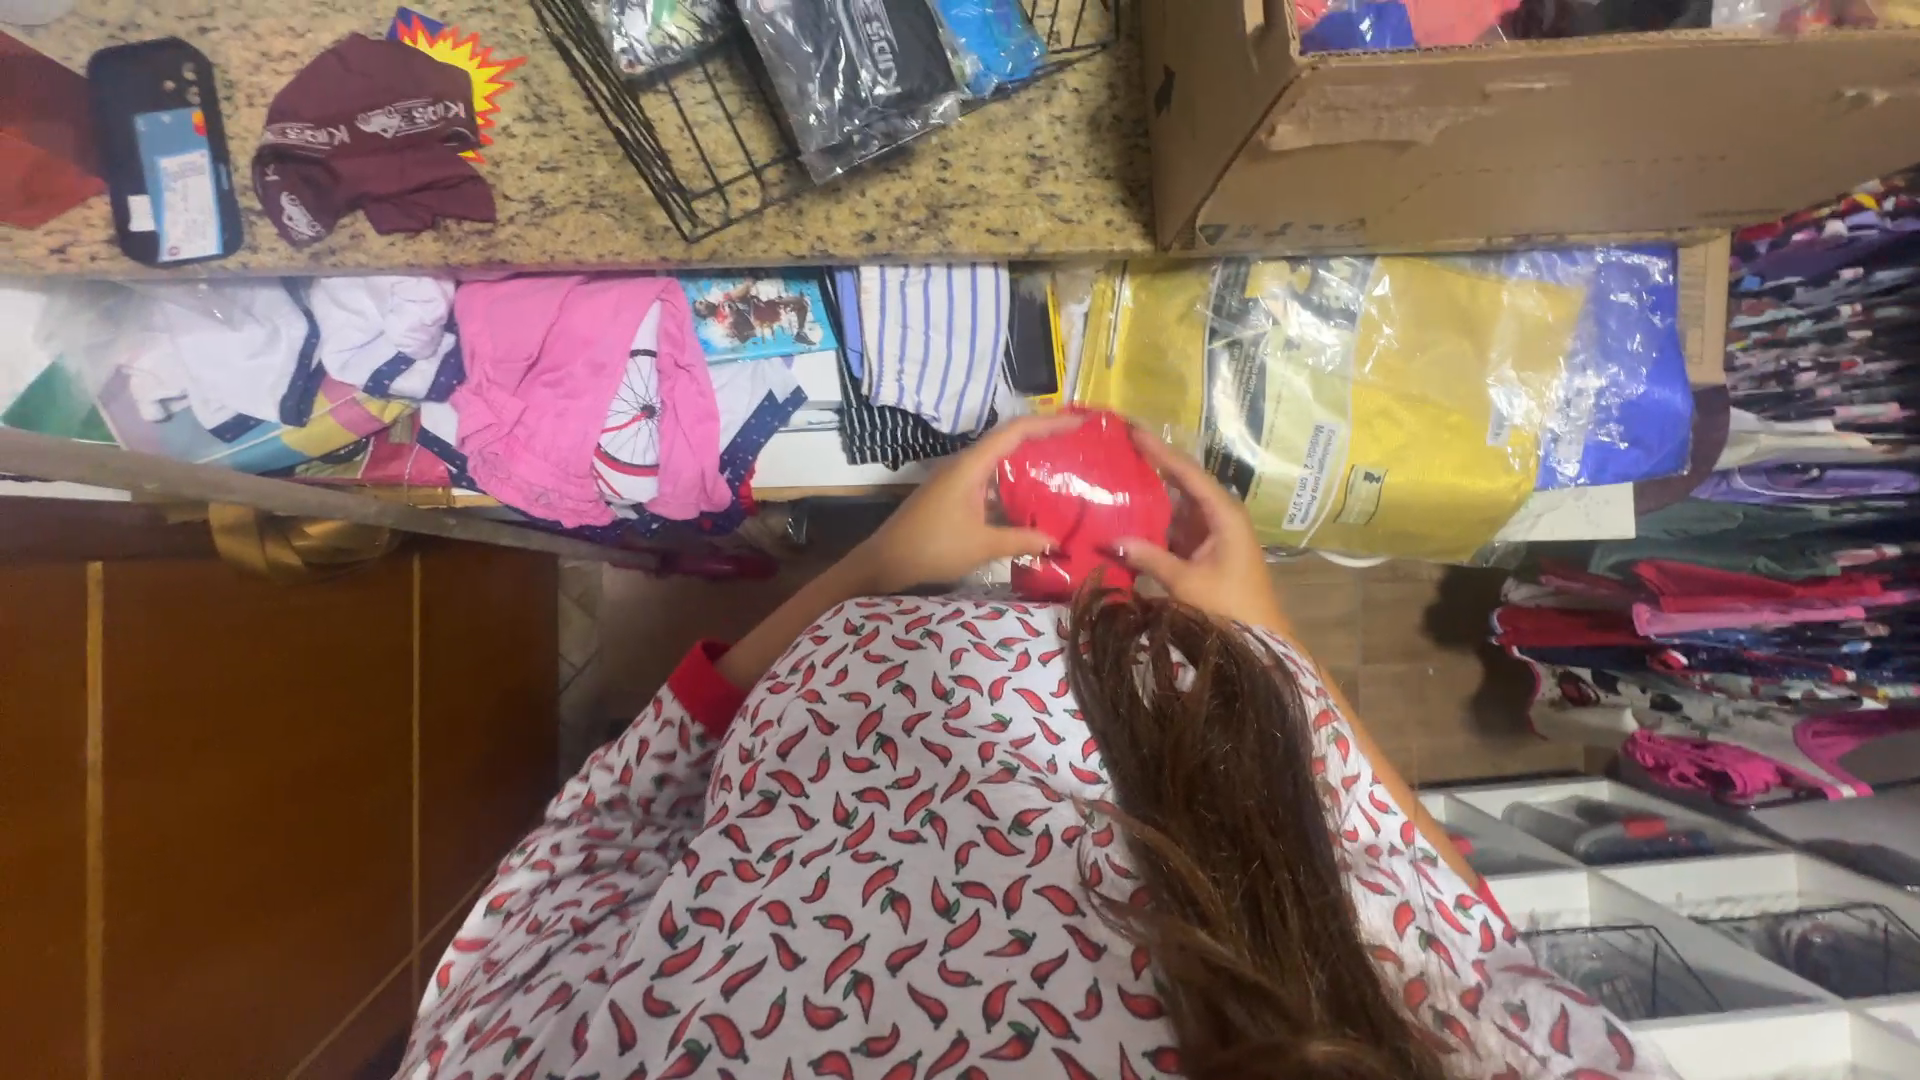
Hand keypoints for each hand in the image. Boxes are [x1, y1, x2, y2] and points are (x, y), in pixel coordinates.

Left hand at [845, 414, 1084, 593]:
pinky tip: (1031, 501)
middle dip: (1043, 439)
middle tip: (1077, 444)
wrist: (885, 562)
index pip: (1015, 432)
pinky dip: (1012, 486)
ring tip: (1063, 469)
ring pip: (999, 462)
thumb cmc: (932, 548)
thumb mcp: (982, 546)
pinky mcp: (953, 495)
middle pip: (1008, 441)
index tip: (1079, 423)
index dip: (1049, 423)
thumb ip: (1022, 539)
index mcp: (971, 466)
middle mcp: (964, 465)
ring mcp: (957, 479)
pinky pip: (990, 481)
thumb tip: (1056, 542)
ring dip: (1028, 464)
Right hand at [1115, 428, 1289, 634]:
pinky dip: (1152, 519)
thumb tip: (1109, 539)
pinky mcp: (1202, 548)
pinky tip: (1126, 511)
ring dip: (1149, 491)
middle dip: (1153, 463)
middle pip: (1182, 481)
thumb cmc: (1231, 607)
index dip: (1160, 451)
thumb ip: (1148, 557)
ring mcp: (1211, 531)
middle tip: (1120, 444)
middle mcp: (1219, 515)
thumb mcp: (1186, 582)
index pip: (1188, 473)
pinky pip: (1173, 525)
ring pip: (1175, 503)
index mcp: (1224, 514)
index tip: (1133, 431)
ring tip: (1116, 471)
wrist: (1262, 640)